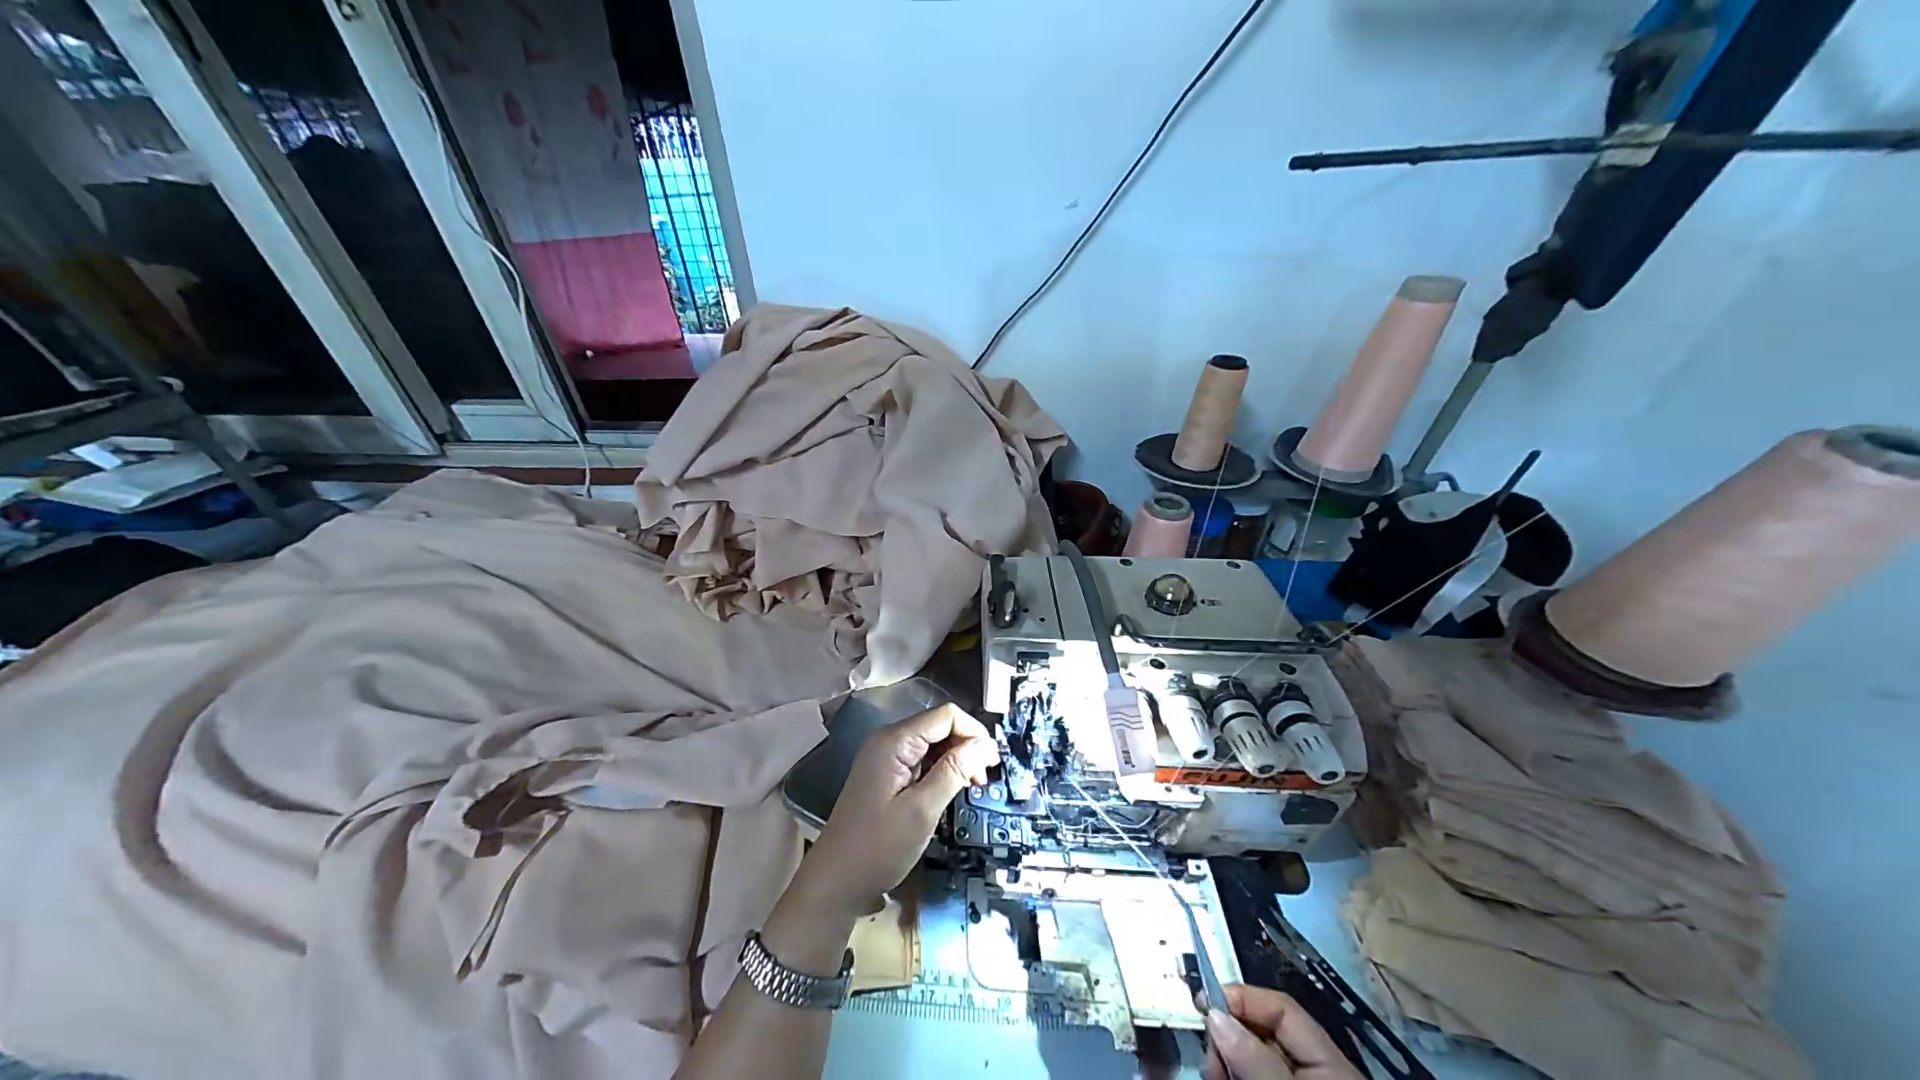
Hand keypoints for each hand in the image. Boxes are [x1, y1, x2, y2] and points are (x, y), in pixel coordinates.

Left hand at [791, 704, 998, 920]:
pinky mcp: (886, 774)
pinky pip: (921, 760)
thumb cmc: (879, 847)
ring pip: (932, 743)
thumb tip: (986, 743)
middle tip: (982, 782)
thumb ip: (954, 771)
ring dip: (955, 760)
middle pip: (939, 726)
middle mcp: (888, 740)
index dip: (973, 734)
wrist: (836, 881)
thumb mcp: (922, 809)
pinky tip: (950, 791)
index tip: (991, 765)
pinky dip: (940, 771)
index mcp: (894, 741)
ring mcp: (885, 757)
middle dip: (966, 747)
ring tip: (971, 788)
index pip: (946, 716)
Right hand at [1201, 984, 1365, 1079]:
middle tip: (1208, 1058)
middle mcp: (1317, 1068)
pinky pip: (1251, 1073)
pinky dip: (1232, 1073)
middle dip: (1228, 1034)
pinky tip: (1220, 1077)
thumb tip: (1215, 1014)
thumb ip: (1256, 1058)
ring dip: (1226, 1056)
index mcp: (1331, 1061)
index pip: (1282, 1008)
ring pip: (1252, 1053)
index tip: (1204, 1004)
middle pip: (1263, 1030)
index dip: (1242, 998)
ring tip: (1212, 1073)